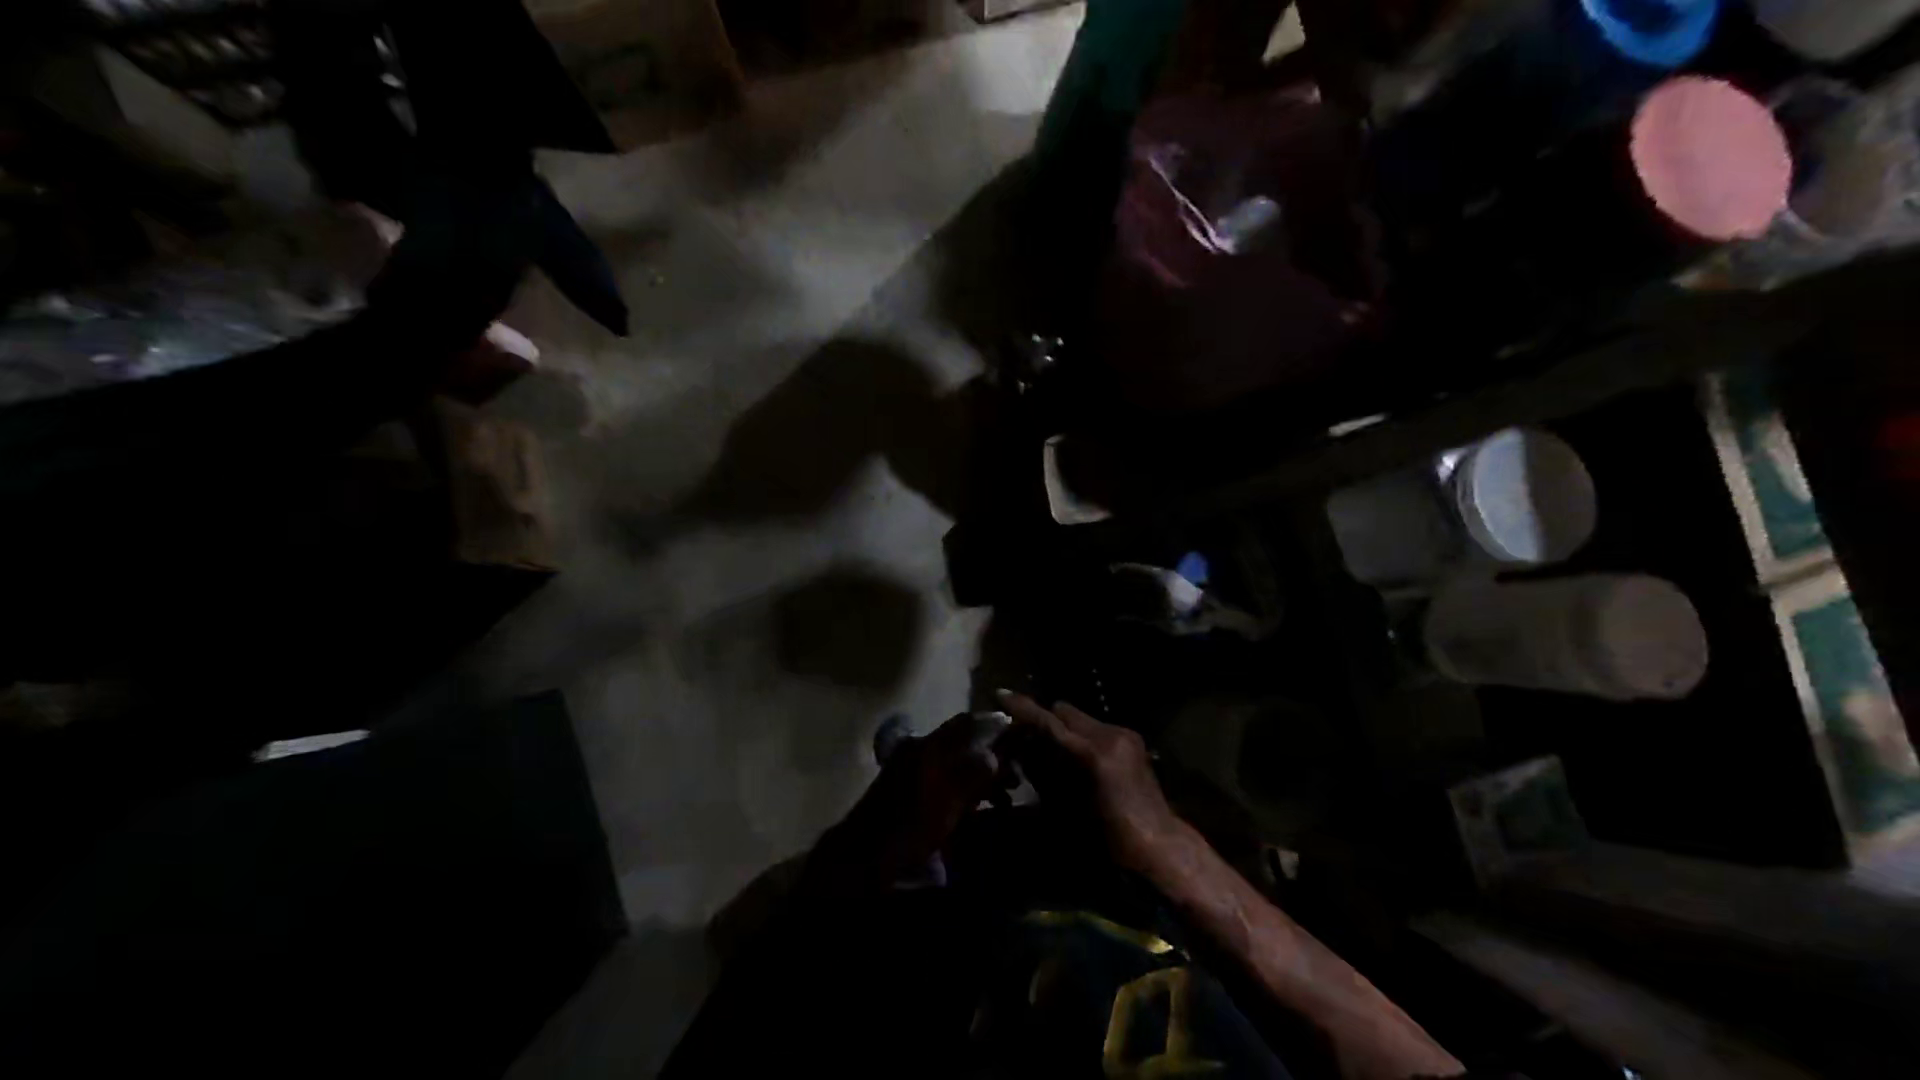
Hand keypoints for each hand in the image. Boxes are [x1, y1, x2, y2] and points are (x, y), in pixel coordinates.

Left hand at [805, 712, 1008, 894]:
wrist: (862, 858)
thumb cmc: (906, 827)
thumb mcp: (944, 804)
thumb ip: (970, 775)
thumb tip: (994, 755)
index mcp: (927, 748)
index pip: (966, 724)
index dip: (994, 725)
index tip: (1020, 734)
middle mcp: (920, 751)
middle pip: (964, 743)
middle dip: (994, 755)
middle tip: (1018, 775)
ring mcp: (913, 770)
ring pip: (957, 762)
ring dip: (982, 774)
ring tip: (1006, 794)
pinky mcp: (911, 791)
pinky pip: (946, 778)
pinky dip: (967, 787)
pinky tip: (982, 806)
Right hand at [997, 691, 1187, 875]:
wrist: (1156, 843)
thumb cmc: (1105, 838)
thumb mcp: (1063, 806)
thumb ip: (1041, 770)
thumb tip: (1021, 748)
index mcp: (1092, 755)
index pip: (1048, 722)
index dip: (1022, 708)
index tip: (1000, 694)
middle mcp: (1109, 734)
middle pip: (1063, 710)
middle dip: (1043, 720)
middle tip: (1026, 739)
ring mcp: (1123, 733)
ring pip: (1078, 716)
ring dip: (1062, 729)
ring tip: (1052, 752)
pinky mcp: (1131, 736)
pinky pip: (1095, 726)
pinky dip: (1081, 736)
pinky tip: (1077, 758)